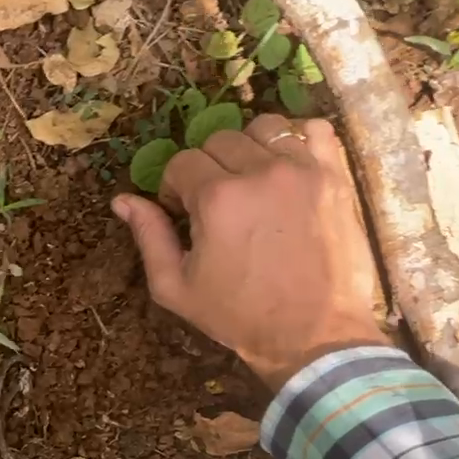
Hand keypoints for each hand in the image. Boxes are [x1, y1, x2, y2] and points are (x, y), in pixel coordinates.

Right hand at [112, 115, 389, 389]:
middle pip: (220, 139)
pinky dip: (294, 139)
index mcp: (217, 199)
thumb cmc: (235, 315)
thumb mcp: (174, 286)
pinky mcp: (336, 174)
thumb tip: (121, 200)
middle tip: (214, 204)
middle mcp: (261, 171)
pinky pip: (313, 129)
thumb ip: (149, 236)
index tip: (182, 214)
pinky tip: (285, 168)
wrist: (311, 331)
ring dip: (249, 147)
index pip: (181, 162)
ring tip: (251, 182)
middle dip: (208, 167)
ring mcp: (304, 168)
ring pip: (264, 126)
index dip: (174, 188)